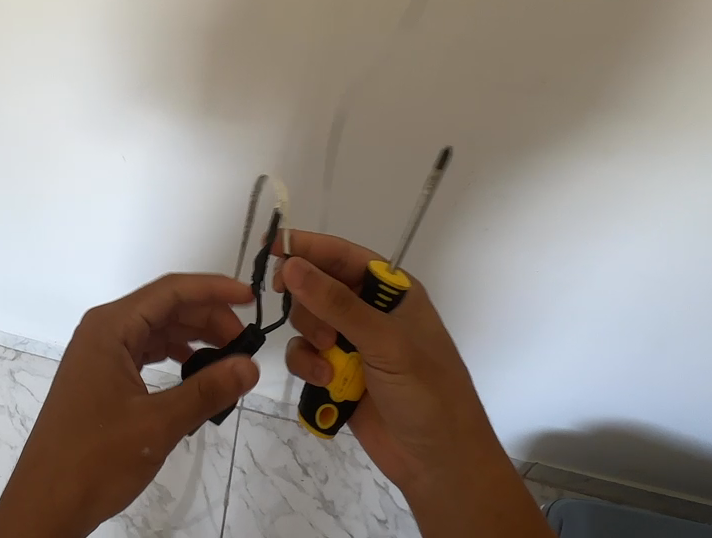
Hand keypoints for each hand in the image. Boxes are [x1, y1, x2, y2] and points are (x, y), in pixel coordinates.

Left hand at [0, 273, 261, 537]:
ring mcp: (100, 353)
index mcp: (111, 326)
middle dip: (207, 318)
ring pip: (156, 329)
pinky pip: (144, 352)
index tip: (251, 299)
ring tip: (228, 358)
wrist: (44, 505)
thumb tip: (250, 366)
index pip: (170, 290)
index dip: (213, 290)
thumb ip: (207, 391)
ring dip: (192, 338)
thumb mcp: (158, 424)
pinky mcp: (101, 376)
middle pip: (164, 308)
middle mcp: (104, 330)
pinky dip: (174, 356)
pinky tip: (195, 372)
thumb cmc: (96, 458)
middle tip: (245, 344)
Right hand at [275, 230, 549, 537]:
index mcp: (392, 291)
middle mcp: (370, 310)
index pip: (342, 254)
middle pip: (317, 285)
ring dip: (310, 336)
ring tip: (328, 358)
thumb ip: (336, 303)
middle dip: (308, 302)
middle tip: (303, 315)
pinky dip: (308, 365)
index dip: (307, 246)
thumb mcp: (385, 343)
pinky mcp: (338, 373)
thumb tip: (290, 265)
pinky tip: (324, 380)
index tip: (272, 245)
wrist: (440, 466)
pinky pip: (306, 354)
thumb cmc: (426, 394)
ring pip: (307, 320)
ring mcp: (353, 343)